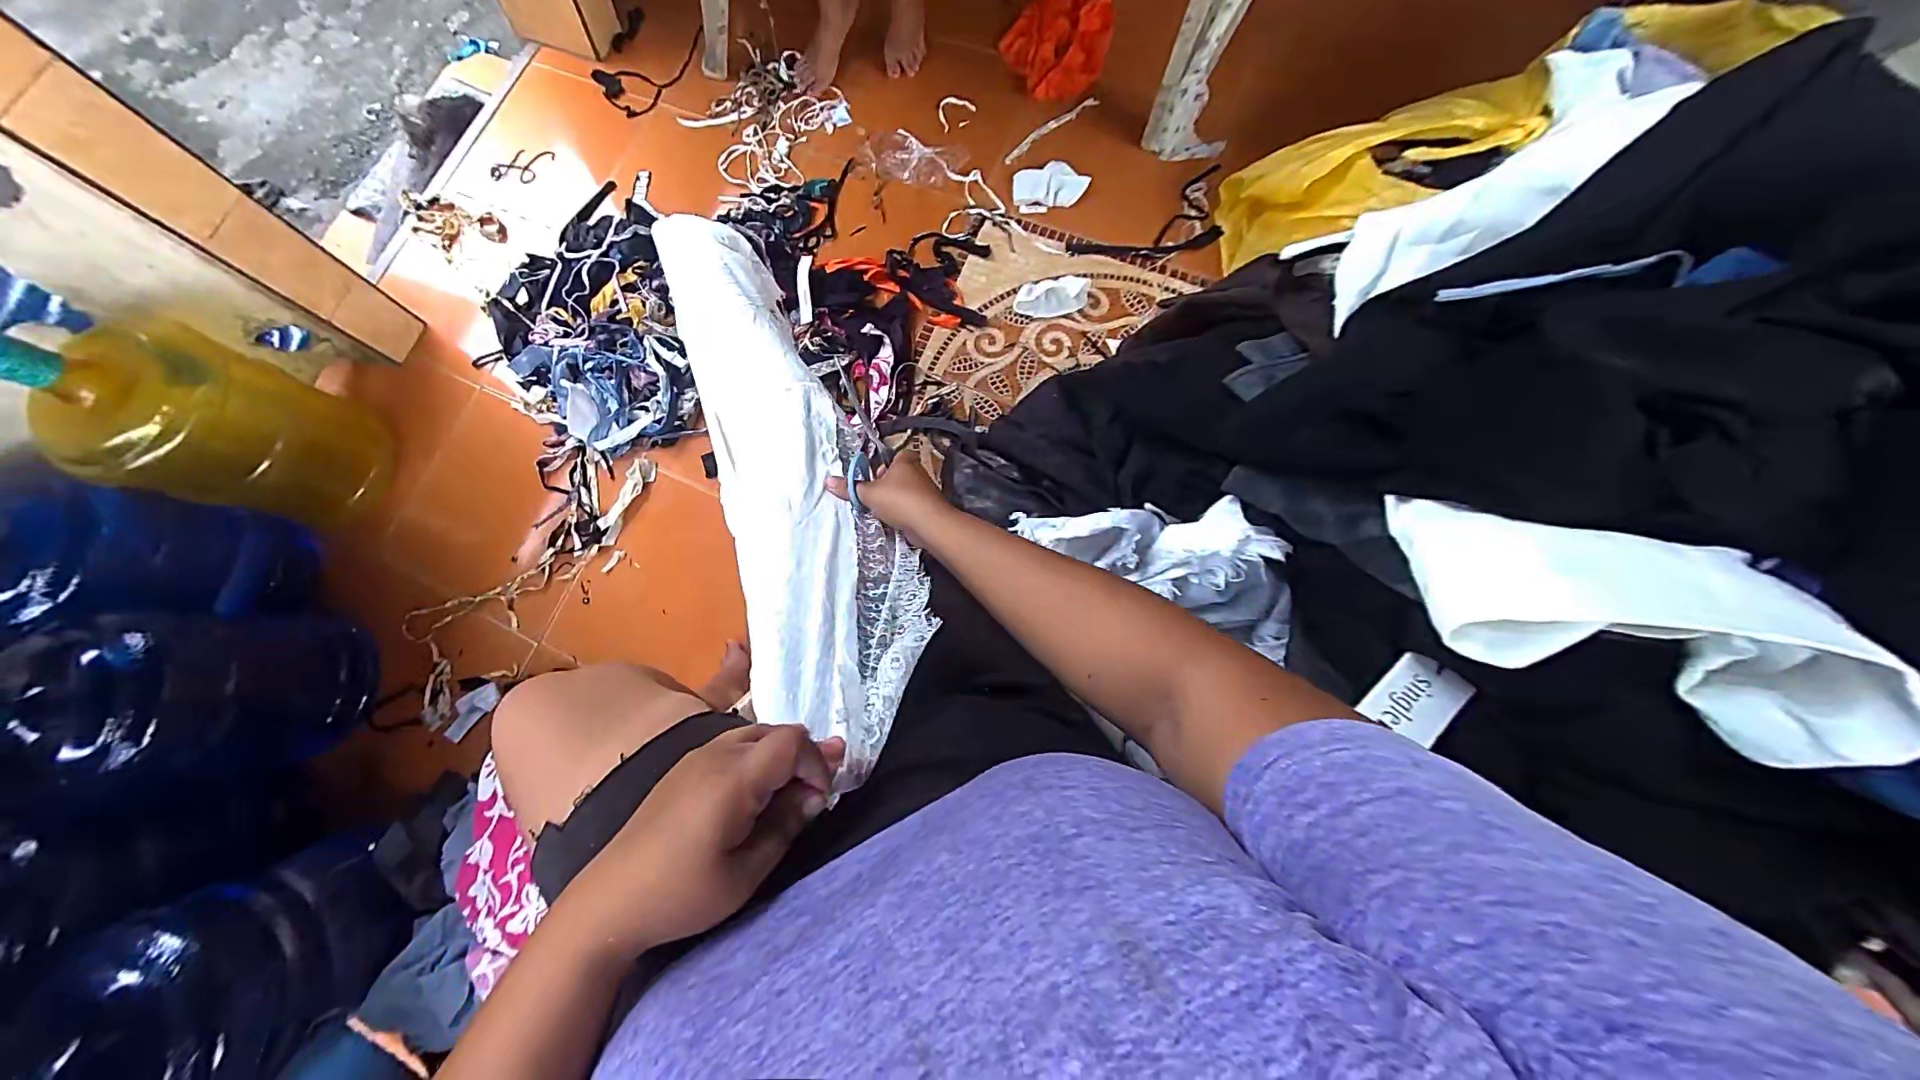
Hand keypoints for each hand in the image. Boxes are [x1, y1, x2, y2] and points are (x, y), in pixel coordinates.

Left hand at [559, 725, 845, 958]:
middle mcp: (715, 754)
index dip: (817, 763)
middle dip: (803, 758)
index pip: (793, 740)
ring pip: (755, 734)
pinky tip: (752, 796)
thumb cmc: (682, 895)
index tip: (819, 800)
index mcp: (733, 777)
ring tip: (785, 796)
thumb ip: (786, 824)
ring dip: (779, 758)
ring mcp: (695, 757)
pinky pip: (733, 745)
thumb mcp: (746, 873)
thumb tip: (815, 794)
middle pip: (777, 731)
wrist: (607, 904)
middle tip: (812, 797)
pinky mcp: (683, 768)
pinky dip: (756, 759)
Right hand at [827, 455, 947, 538]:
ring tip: (884, 511)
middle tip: (875, 496)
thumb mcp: (868, 494)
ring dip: (895, 500)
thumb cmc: (899, 500)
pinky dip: (905, 512)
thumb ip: (849, 488)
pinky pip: (913, 506)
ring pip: (906, 491)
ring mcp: (926, 489)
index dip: (882, 466)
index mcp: (904, 460)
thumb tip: (828, 481)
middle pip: (899, 474)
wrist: (929, 523)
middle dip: (886, 485)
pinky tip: (896, 521)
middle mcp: (918, 471)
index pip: (894, 456)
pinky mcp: (930, 507)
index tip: (873, 478)